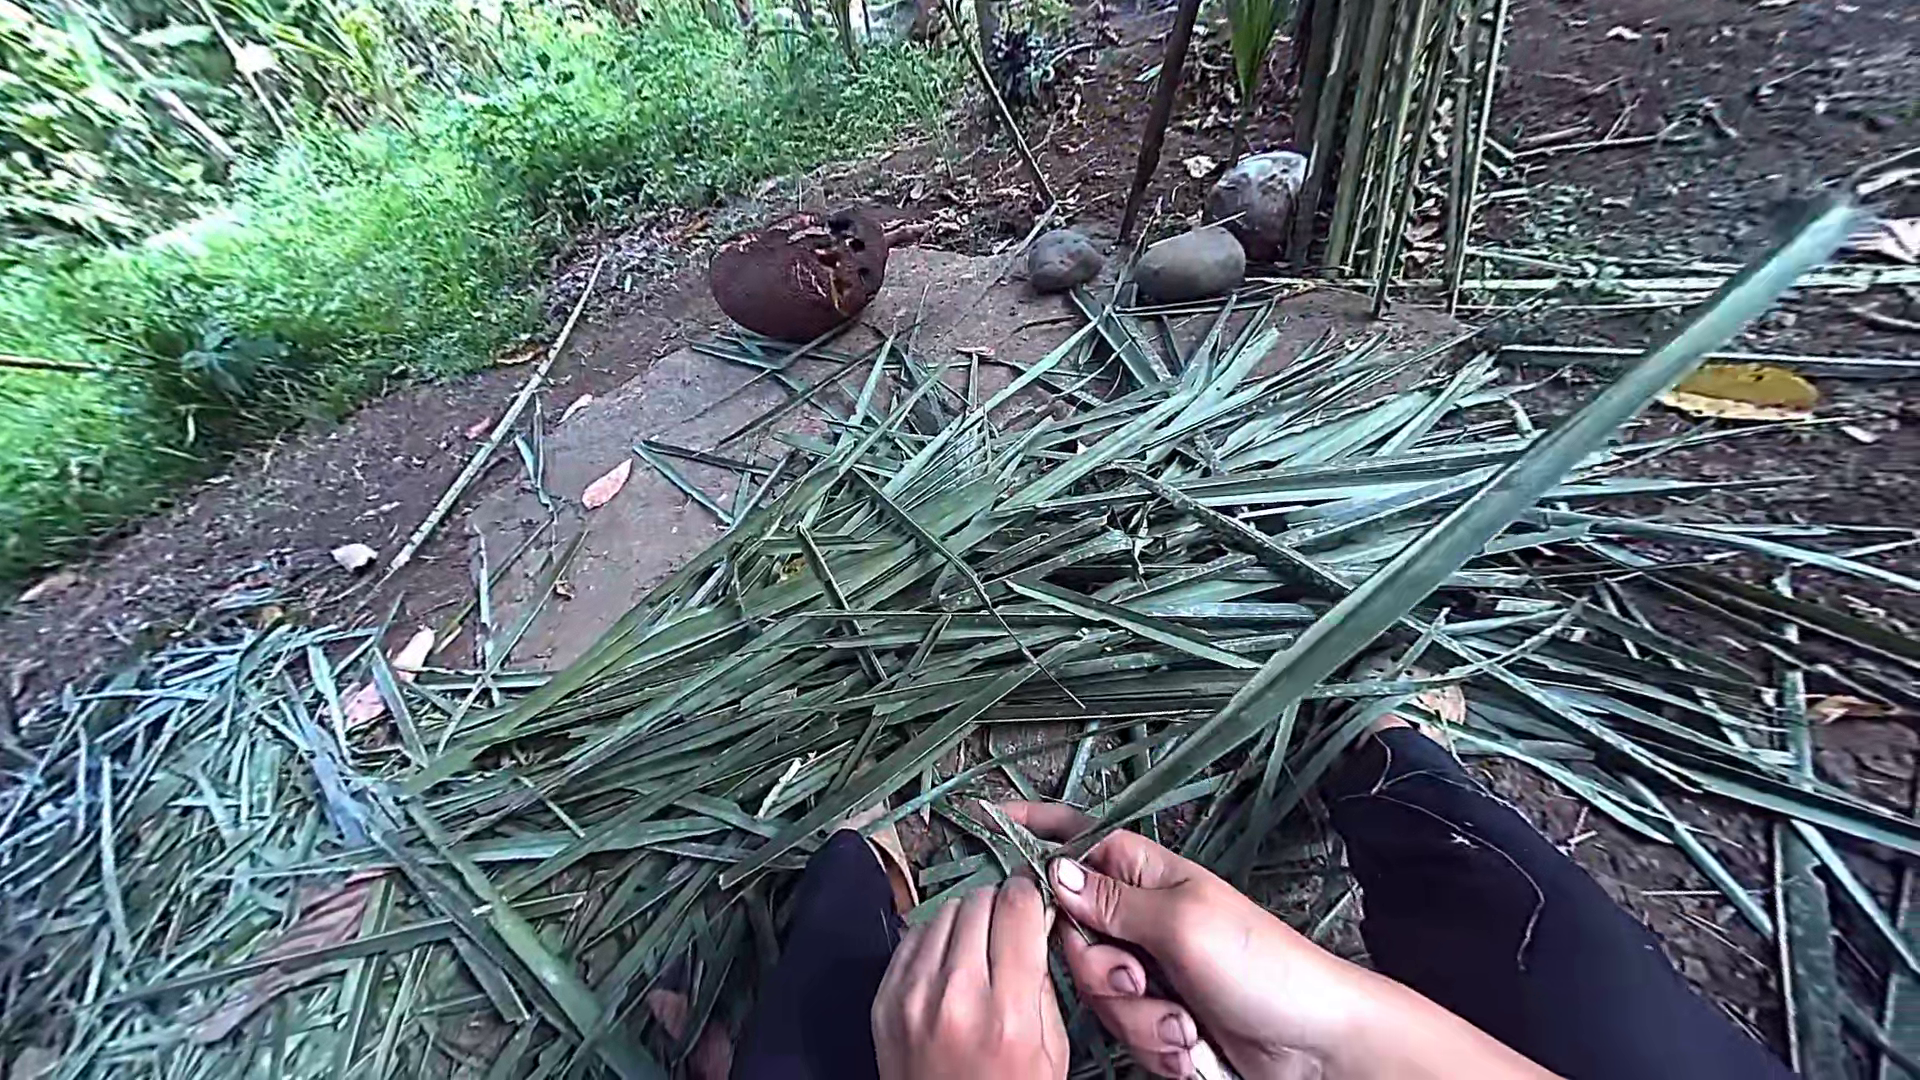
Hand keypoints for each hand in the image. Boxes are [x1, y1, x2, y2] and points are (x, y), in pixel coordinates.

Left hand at [871, 876, 1067, 1079]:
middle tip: (1005, 930)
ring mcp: (913, 996)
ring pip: (947, 909)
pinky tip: (946, 969)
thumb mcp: (1051, 1052)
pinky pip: (916, 934)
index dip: (1027, 890)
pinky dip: (936, 940)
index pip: (1016, 904)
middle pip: (980, 899)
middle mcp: (955, 997)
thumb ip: (1044, 977)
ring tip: (975, 954)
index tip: (1030, 893)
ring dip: (966, 921)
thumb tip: (1034, 913)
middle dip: (998, 906)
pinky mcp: (885, 998)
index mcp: (1007, 1014)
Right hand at [1003, 802, 1558, 1079]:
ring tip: (1180, 1021)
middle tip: (1142, 978)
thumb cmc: (1255, 961)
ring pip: (1086, 978)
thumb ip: (1109, 899)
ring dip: (1132, 1011)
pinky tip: (1187, 1044)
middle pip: (1065, 923)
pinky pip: (1114, 1020)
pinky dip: (1148, 1040)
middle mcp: (1127, 907)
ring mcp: (1135, 959)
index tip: (978, 814)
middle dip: (1096, 964)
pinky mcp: (1145, 1008)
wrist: (1316, 1052)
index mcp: (1134, 866)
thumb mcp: (1180, 921)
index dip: (1026, 823)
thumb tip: (1050, 870)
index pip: (1068, 831)